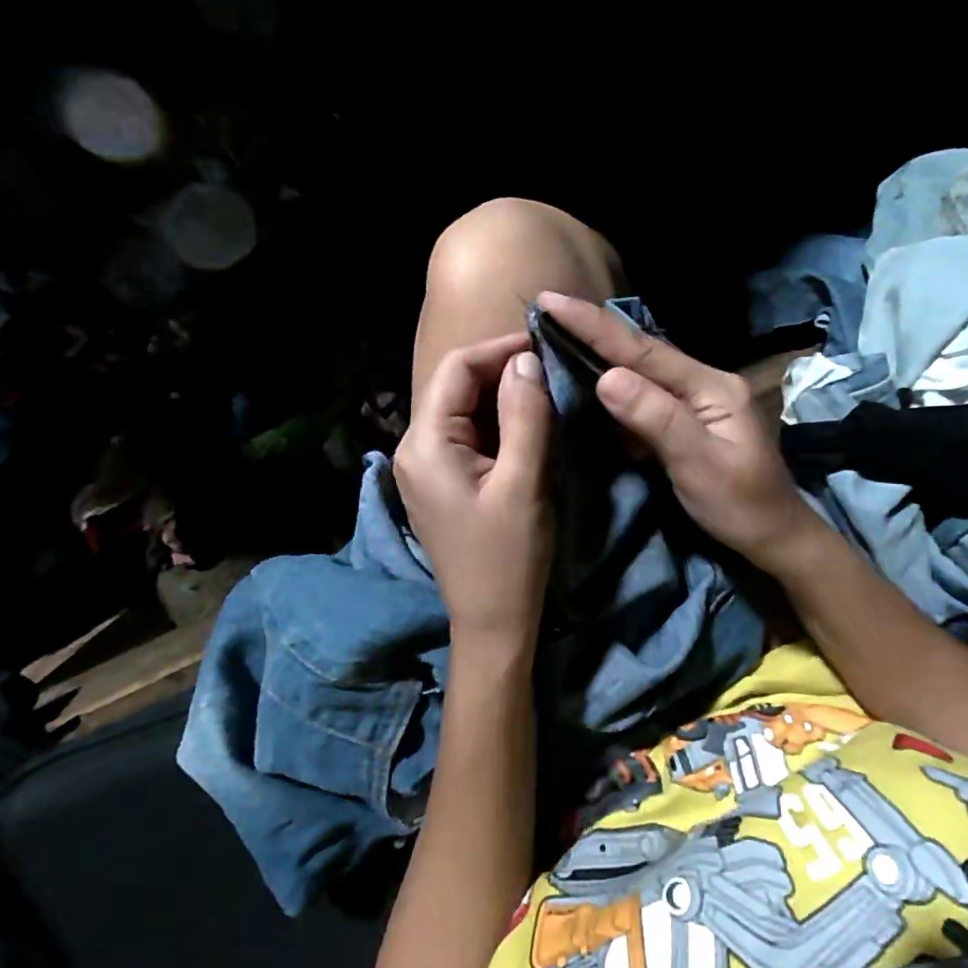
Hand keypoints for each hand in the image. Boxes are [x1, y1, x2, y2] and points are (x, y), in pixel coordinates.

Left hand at [393, 332, 553, 644]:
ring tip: (547, 395)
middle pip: (456, 388)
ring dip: (503, 399)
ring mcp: (426, 470)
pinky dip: (499, 426)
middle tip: (552, 371)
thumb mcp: (524, 483)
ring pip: (465, 413)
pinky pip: (469, 439)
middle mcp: (415, 450)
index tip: (544, 346)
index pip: (456, 369)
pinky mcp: (444, 486)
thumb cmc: (508, 556)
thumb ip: (525, 416)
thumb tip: (527, 359)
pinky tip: (528, 429)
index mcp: (425, 444)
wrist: (493, 621)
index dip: (499, 348)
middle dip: (502, 372)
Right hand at [536, 291, 824, 570]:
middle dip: (596, 331)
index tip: (551, 301)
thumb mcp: (699, 463)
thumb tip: (606, 376)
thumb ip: (656, 418)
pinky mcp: (692, 425)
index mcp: (712, 386)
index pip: (645, 351)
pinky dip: (620, 390)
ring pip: (645, 375)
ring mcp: (701, 404)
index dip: (596, 326)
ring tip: (563, 335)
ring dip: (605, 356)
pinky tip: (596, 382)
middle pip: (645, 354)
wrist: (776, 536)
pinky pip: (649, 400)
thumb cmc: (742, 505)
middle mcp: (707, 385)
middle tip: (549, 308)